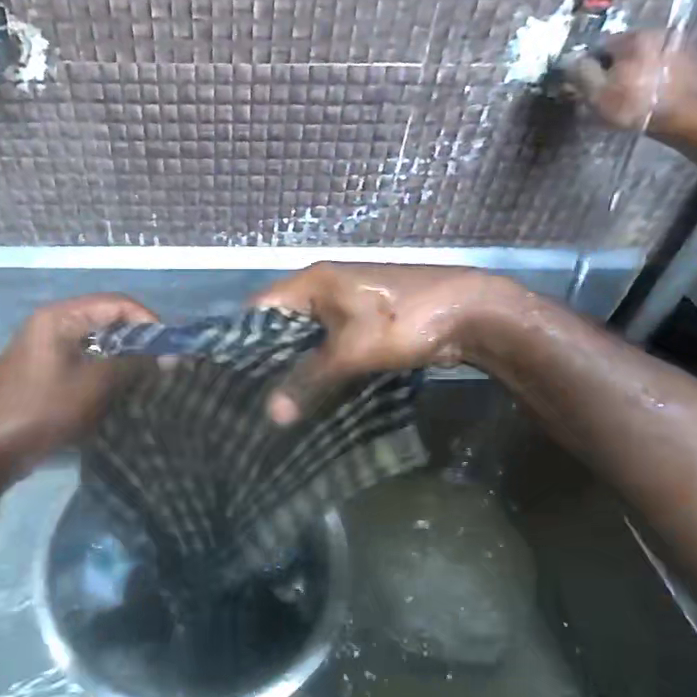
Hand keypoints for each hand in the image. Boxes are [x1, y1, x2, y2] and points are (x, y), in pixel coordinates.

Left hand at [0, 294, 156, 474]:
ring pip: (96, 345)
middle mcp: (50, 325)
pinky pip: (82, 364)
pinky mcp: (41, 375)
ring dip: (123, 361)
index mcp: (59, 317)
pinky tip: (119, 396)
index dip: (149, 322)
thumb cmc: (41, 410)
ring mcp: (43, 350)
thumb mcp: (94, 385)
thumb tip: (166, 356)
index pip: (117, 303)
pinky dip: (104, 375)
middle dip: (138, 342)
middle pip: (106, 322)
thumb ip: (133, 364)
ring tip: (146, 383)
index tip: (170, 350)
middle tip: (163, 368)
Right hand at [249, 263, 524, 423]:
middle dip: (268, 358)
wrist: (468, 313)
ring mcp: (346, 306)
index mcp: (313, 282)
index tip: (227, 376)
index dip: (241, 339)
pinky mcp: (365, 324)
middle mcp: (324, 288)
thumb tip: (272, 415)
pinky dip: (320, 366)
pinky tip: (310, 394)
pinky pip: (330, 345)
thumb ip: (309, 379)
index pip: (260, 307)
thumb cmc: (402, 321)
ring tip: (274, 401)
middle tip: (248, 396)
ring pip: (308, 337)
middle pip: (282, 323)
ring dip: (296, 364)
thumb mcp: (351, 352)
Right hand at [562, 30, 696, 134]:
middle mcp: (656, 31)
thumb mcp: (598, 95)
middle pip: (624, 49)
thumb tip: (571, 60)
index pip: (599, 45)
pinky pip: (663, 63)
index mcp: (631, 37)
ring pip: (645, 55)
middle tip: (611, 92)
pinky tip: (653, 92)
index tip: (589, 85)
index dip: (590, 66)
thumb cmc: (637, 106)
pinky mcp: (692, 57)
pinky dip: (655, 74)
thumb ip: (581, 73)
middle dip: (614, 67)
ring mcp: (678, 42)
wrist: (687, 116)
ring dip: (636, 70)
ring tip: (634, 94)